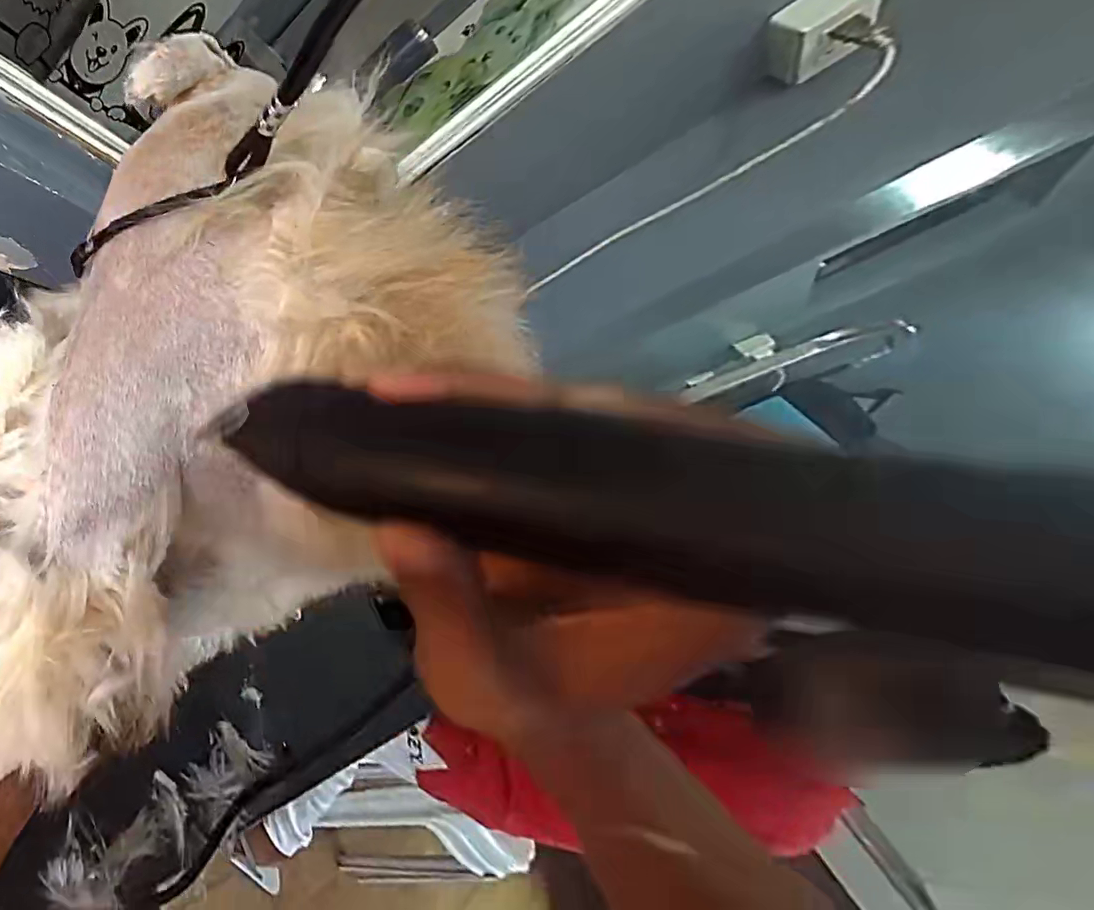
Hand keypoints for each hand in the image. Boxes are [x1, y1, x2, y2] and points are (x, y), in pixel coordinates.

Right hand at [369, 373, 766, 741]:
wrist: (536, 703)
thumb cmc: (520, 700)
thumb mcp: (480, 675)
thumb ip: (452, 612)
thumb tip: (400, 528)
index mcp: (694, 575)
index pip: (635, 468)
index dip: (554, 425)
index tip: (465, 408)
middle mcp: (683, 519)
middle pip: (597, 421)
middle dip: (498, 397)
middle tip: (402, 391)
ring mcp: (635, 492)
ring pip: (565, 412)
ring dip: (481, 395)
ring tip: (398, 389)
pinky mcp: (591, 479)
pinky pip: (540, 427)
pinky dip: (477, 410)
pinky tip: (417, 401)